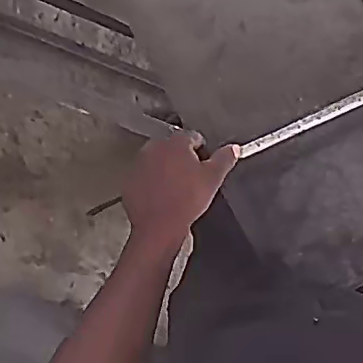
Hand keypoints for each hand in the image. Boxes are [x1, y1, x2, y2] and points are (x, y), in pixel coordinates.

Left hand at [122, 132, 237, 255]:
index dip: (202, 150)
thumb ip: (224, 159)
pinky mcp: (130, 181)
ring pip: (158, 162)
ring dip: (167, 170)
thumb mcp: (213, 178)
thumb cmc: (186, 200)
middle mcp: (154, 148)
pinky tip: (164, 196)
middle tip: (193, 178)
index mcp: (176, 143)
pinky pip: (145, 177)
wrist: (159, 226)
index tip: (205, 162)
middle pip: (173, 148)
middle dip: (183, 159)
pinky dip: (153, 183)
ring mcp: (139, 164)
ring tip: (179, 189)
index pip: (192, 136)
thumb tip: (233, 149)